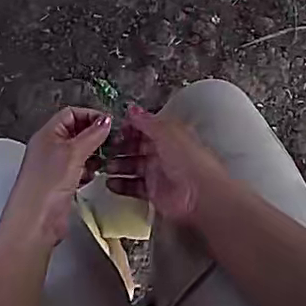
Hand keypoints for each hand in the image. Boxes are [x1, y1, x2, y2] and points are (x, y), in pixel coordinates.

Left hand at [1, 107, 111, 248]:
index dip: (90, 116)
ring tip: (104, 159)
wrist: (35, 224)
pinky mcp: (60, 184)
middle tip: (111, 141)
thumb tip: (106, 121)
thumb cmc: (47, 185)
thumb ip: (92, 135)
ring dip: (92, 154)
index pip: (71, 114)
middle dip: (93, 135)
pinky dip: (88, 170)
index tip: (108, 123)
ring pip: (78, 151)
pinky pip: (78, 169)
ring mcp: (54, 167)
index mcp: (47, 134)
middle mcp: (49, 148)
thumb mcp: (73, 153)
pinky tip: (93, 175)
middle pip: (76, 132)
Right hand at [104, 105, 230, 223]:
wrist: (200, 195)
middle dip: (121, 147)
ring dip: (118, 166)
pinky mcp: (154, 192)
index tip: (115, 130)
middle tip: (106, 149)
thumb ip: (147, 121)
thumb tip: (132, 109)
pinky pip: (134, 187)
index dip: (130, 128)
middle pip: (137, 147)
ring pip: (133, 166)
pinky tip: (110, 184)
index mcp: (169, 134)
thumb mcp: (167, 132)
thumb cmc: (188, 160)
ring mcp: (158, 172)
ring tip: (106, 167)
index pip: (145, 128)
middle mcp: (163, 152)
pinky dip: (122, 185)